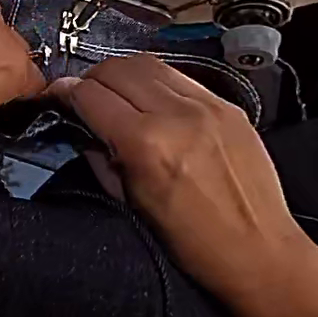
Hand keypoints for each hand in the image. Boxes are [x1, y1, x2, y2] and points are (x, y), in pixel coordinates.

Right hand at [51, 55, 317, 304]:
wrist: (260, 253)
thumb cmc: (193, 243)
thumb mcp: (130, 204)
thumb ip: (99, 157)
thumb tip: (80, 125)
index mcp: (146, 145)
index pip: (91, 95)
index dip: (65, 92)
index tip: (56, 95)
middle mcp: (176, 115)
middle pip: (116, 69)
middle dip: (91, 78)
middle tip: (84, 95)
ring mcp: (207, 105)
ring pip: (148, 63)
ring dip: (122, 72)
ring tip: (116, 92)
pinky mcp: (229, 105)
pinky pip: (180, 76)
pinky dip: (156, 80)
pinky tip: (152, 99)